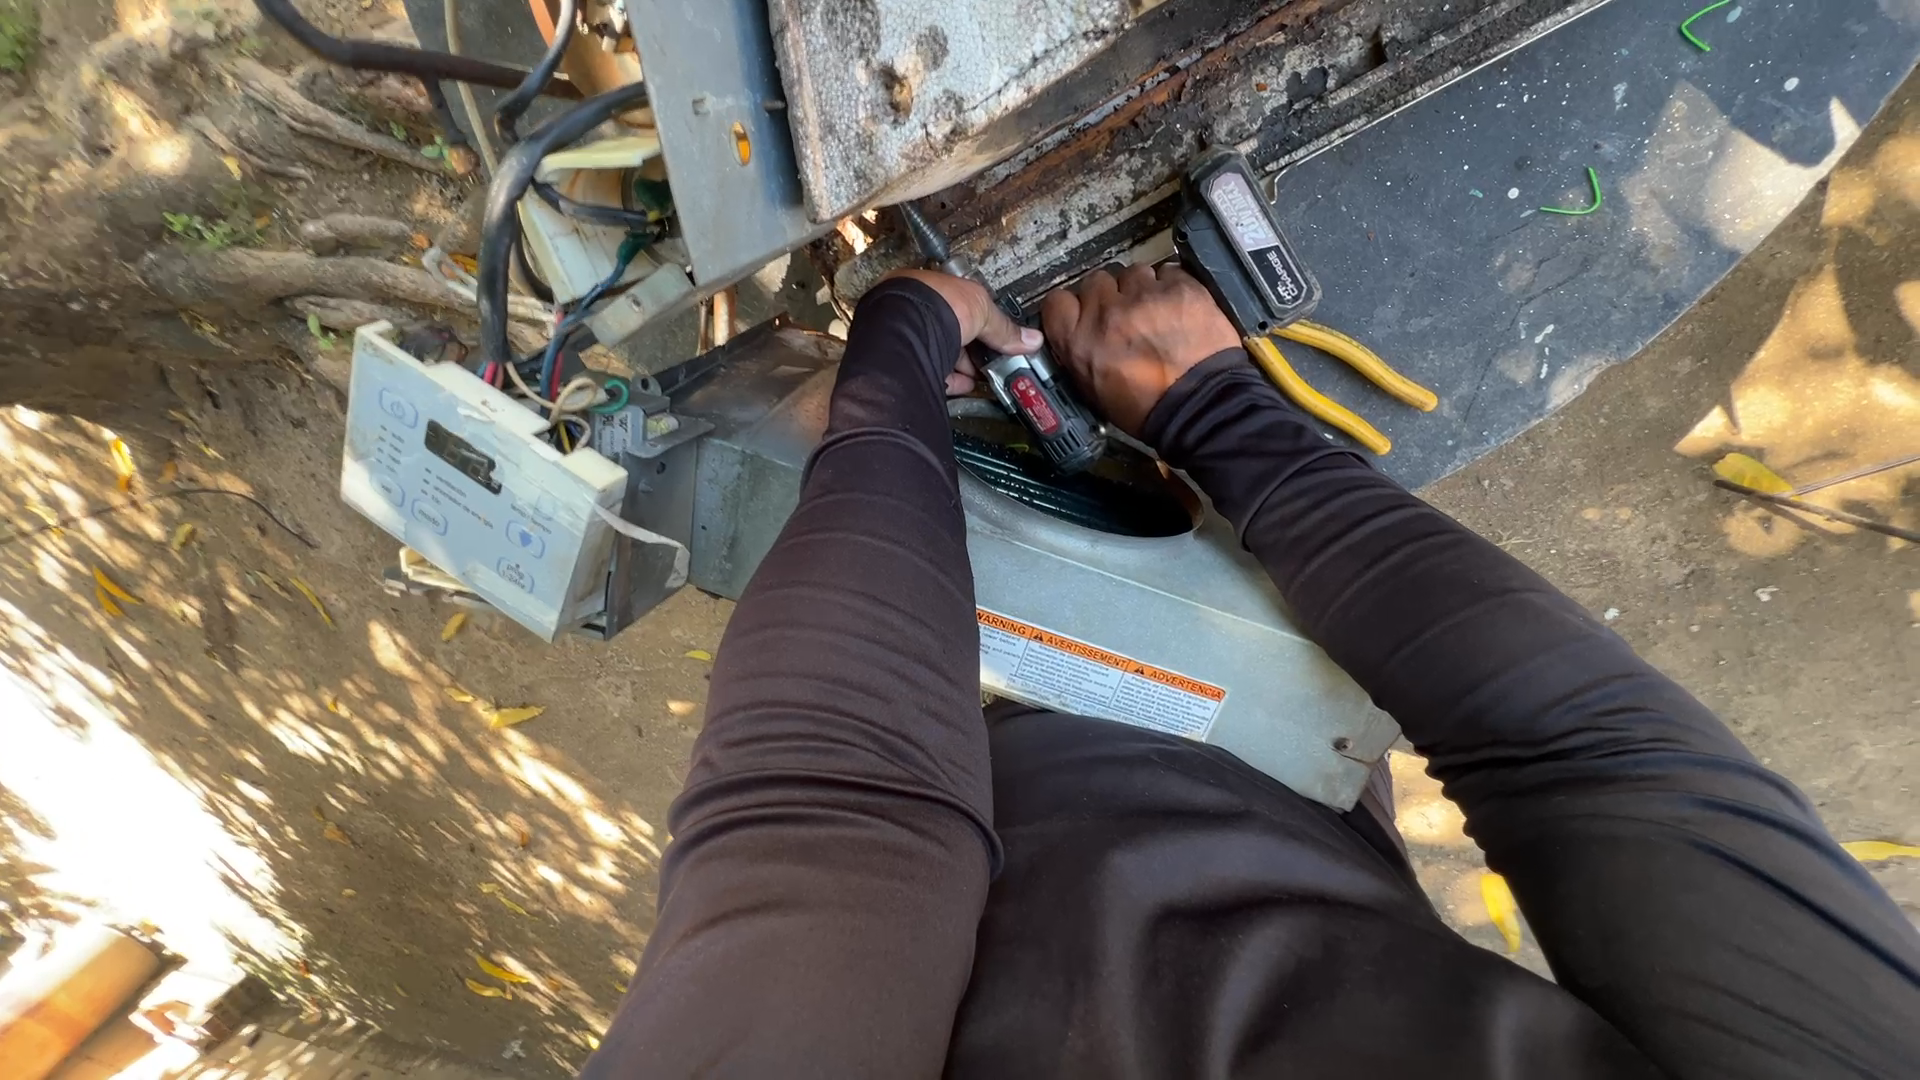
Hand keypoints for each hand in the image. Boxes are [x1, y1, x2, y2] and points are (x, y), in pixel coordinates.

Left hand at [884, 269, 1044, 394]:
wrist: (906, 334)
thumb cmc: (932, 305)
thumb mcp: (981, 308)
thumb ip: (1004, 327)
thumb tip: (1029, 339)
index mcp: (928, 288)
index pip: (958, 304)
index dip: (979, 320)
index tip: (993, 334)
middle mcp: (913, 312)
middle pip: (950, 332)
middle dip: (972, 347)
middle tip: (991, 358)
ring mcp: (907, 340)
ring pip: (940, 354)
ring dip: (963, 366)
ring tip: (980, 375)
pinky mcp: (906, 366)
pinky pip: (932, 375)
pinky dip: (951, 381)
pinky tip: (965, 385)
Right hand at [1040, 263, 1241, 434]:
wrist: (1200, 407)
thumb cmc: (1147, 409)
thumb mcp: (1094, 391)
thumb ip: (1081, 354)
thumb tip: (1080, 336)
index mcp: (1079, 342)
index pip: (1057, 302)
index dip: (1070, 307)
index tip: (1081, 313)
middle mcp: (1106, 313)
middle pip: (1095, 282)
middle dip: (1107, 296)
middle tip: (1123, 316)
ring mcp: (1144, 296)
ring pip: (1132, 273)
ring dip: (1139, 289)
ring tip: (1154, 312)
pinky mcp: (1179, 287)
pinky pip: (1168, 272)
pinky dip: (1171, 286)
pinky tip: (1177, 308)